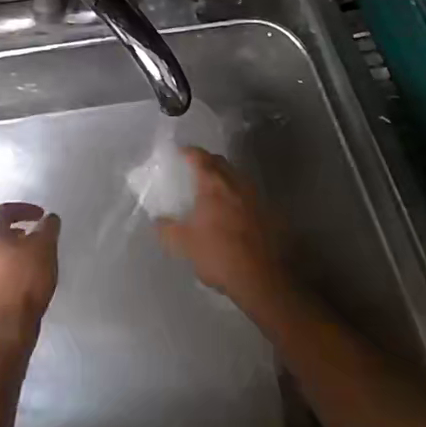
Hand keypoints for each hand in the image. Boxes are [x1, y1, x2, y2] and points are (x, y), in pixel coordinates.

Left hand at [0, 202, 59, 343]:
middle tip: (28, 236)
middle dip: (11, 231)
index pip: (4, 212)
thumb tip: (47, 219)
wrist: (9, 325)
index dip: (24, 209)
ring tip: (30, 258)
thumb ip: (48, 227)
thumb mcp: (46, 246)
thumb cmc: (27, 279)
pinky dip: (8, 269)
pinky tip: (24, 278)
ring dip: (9, 251)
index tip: (41, 216)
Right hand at [155, 147, 289, 307]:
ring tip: (211, 190)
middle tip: (194, 170)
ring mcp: (254, 194)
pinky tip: (231, 210)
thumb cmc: (218, 254)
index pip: (200, 157)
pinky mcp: (267, 208)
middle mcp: (236, 182)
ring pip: (236, 176)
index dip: (189, 152)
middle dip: (206, 162)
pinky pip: (247, 192)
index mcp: (213, 184)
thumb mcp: (184, 245)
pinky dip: (236, 194)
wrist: (262, 274)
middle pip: (220, 162)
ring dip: (223, 178)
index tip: (180, 153)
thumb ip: (167, 229)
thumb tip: (157, 220)